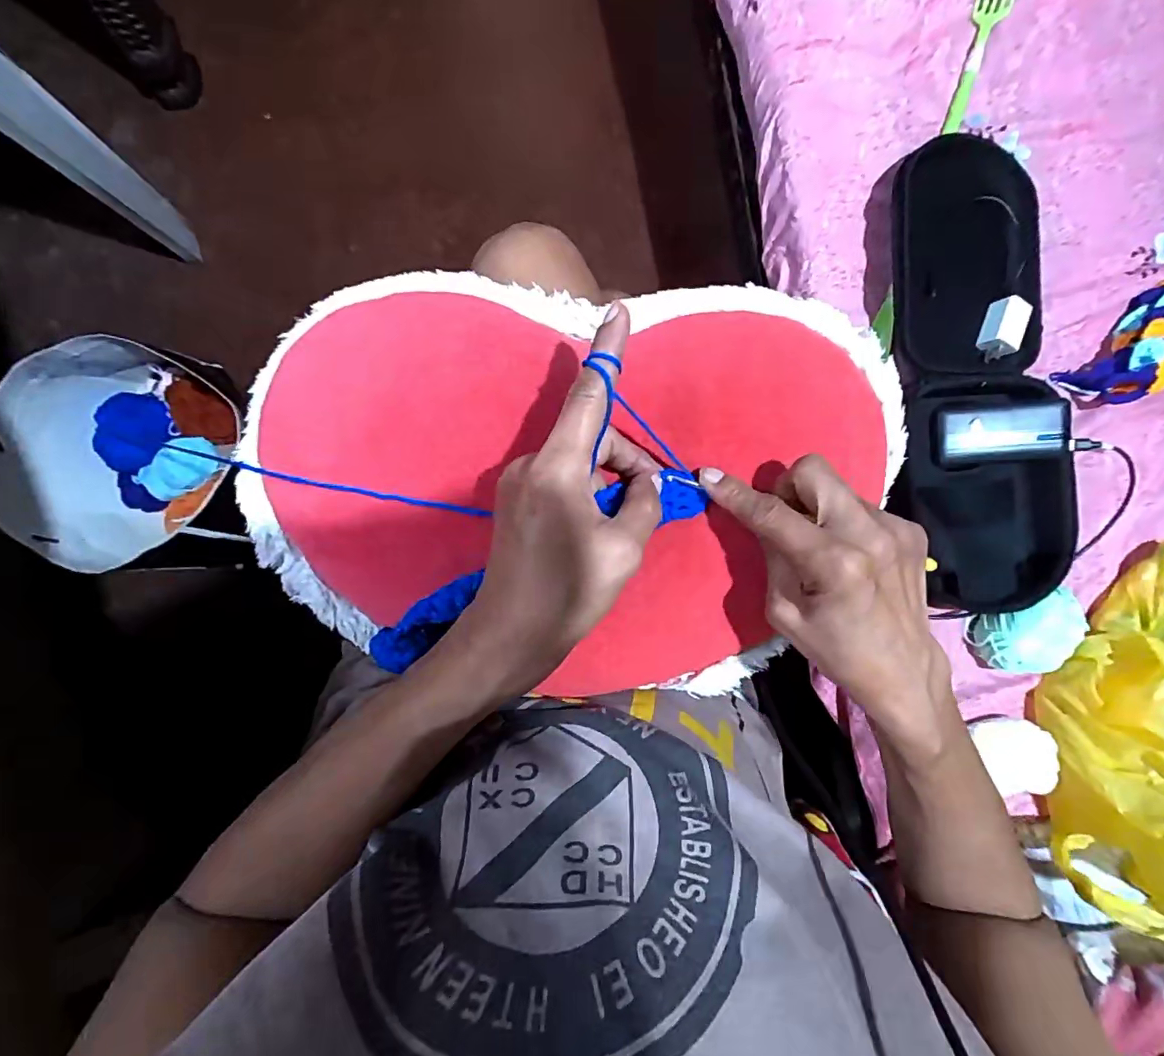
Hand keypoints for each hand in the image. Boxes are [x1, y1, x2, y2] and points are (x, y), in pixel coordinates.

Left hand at [447, 303, 664, 693]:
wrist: (510, 636)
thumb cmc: (569, 594)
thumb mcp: (625, 547)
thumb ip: (644, 502)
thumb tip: (646, 482)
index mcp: (558, 468)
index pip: (590, 398)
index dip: (608, 353)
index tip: (618, 310)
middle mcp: (533, 464)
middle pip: (595, 437)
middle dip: (630, 461)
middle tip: (654, 502)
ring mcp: (520, 483)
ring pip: (582, 461)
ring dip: (613, 482)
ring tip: (629, 525)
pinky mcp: (518, 502)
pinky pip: (566, 480)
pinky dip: (593, 493)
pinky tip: (605, 527)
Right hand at [699, 455, 958, 754]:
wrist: (904, 670)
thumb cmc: (836, 650)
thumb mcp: (785, 612)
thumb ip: (772, 557)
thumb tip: (763, 519)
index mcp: (835, 563)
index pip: (775, 515)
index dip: (738, 495)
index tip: (711, 476)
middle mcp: (869, 534)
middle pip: (813, 470)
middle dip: (788, 487)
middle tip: (786, 520)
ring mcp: (896, 527)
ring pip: (838, 488)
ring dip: (819, 509)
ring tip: (824, 548)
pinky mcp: (911, 529)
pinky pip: (862, 507)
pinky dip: (846, 524)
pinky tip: (854, 557)